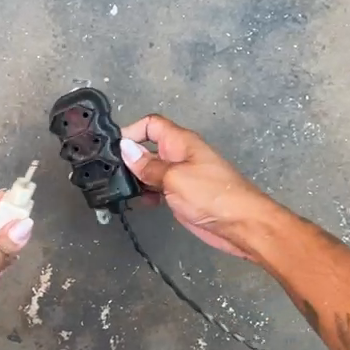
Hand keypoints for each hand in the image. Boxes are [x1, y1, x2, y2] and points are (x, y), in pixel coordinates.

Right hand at [119, 114, 283, 259]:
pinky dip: (147, 193)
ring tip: (120, 190)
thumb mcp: (175, 177)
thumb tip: (125, 148)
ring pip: (151, 170)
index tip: (113, 150)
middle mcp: (179, 155)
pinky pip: (158, 188)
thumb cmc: (211, 195)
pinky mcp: (181, 195)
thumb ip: (149, 165)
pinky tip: (140, 202)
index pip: (151, 125)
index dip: (131, 132)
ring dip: (136, 178)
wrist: (241, 225)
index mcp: (180, 142)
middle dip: (129, 158)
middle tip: (109, 173)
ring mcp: (180, 176)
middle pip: (148, 147)